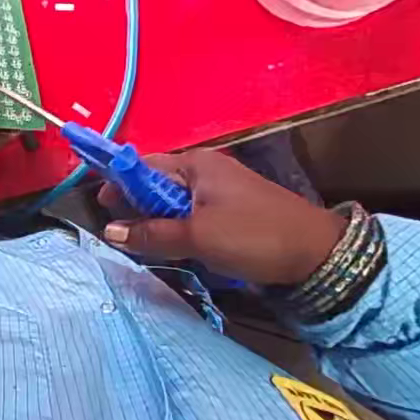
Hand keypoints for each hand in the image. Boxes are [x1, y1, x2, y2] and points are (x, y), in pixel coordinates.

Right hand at [98, 150, 345, 285]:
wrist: (318, 254)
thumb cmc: (254, 236)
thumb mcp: (196, 236)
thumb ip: (150, 234)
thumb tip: (110, 232)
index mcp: (195, 165)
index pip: (142, 165)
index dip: (117, 181)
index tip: (101, 204)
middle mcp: (204, 170)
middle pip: (154, 183)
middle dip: (134, 205)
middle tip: (121, 232)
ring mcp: (218, 189)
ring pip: (170, 202)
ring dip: (153, 220)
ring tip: (143, 243)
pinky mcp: (227, 209)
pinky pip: (187, 213)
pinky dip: (173, 227)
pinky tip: (170, 245)